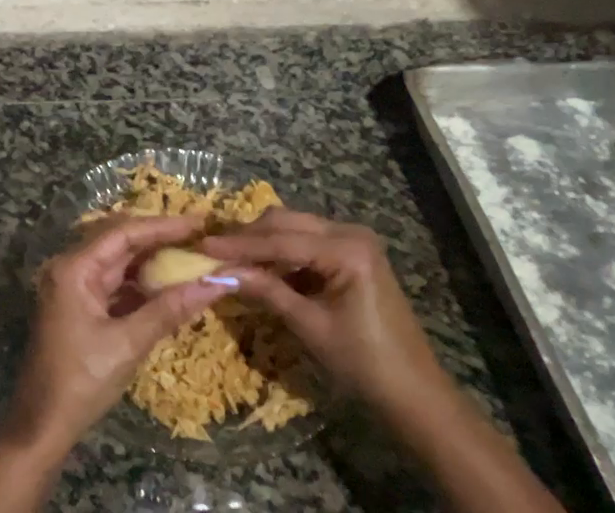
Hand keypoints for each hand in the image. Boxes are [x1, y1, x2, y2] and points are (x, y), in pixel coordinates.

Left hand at [4, 214, 237, 452]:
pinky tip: (170, 286)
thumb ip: (170, 309)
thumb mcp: (129, 343)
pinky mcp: (81, 308)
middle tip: (202, 236)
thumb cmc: (81, 381)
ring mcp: (74, 288)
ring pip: (120, 264)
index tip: (201, 223)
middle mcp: (71, 269)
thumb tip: (216, 283)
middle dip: (161, 239)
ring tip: (193, 257)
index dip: (164, 226)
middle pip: (121, 243)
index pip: (124, 233)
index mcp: (74, 269)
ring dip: (154, 262)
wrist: (42, 425)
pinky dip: (142, 285)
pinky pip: (115, 285)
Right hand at [200, 209, 448, 411]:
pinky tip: (259, 267)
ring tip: (228, 258)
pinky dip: (281, 253)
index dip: (238, 245)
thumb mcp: (310, 326)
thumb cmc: (363, 362)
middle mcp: (351, 233)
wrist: (412, 390)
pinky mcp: (352, 254)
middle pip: (286, 223)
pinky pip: (307, 243)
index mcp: (347, 249)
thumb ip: (267, 291)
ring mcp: (354, 241)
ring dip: (262, 242)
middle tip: (211, 249)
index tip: (202, 246)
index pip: (280, 241)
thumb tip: (220, 272)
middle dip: (248, 237)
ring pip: (294, 229)